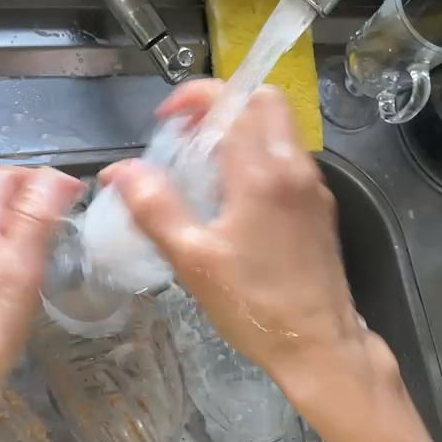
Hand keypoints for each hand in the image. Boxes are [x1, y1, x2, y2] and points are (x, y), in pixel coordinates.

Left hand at [0, 165, 80, 408]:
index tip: (78, 196)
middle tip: (73, 215)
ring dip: (29, 220)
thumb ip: (35, 216)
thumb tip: (56, 176)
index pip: (6, 176)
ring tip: (60, 239)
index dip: (43, 176)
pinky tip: (35, 270)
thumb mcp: (20, 265)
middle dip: (37, 194)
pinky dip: (19, 246)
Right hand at [100, 81, 382, 396]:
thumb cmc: (253, 305)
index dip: (196, 97)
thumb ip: (155, 208)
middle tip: (189, 135)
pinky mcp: (321, 209)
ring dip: (244, 130)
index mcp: (262, 174)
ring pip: (281, 130)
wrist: (319, 345)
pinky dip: (261, 156)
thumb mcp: (192, 260)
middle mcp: (294, 169)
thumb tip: (119, 171)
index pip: (233, 102)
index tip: (168, 119)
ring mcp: (314, 188)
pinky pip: (290, 161)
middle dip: (224, 105)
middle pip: (265, 101)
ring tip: (205, 167)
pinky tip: (236, 197)